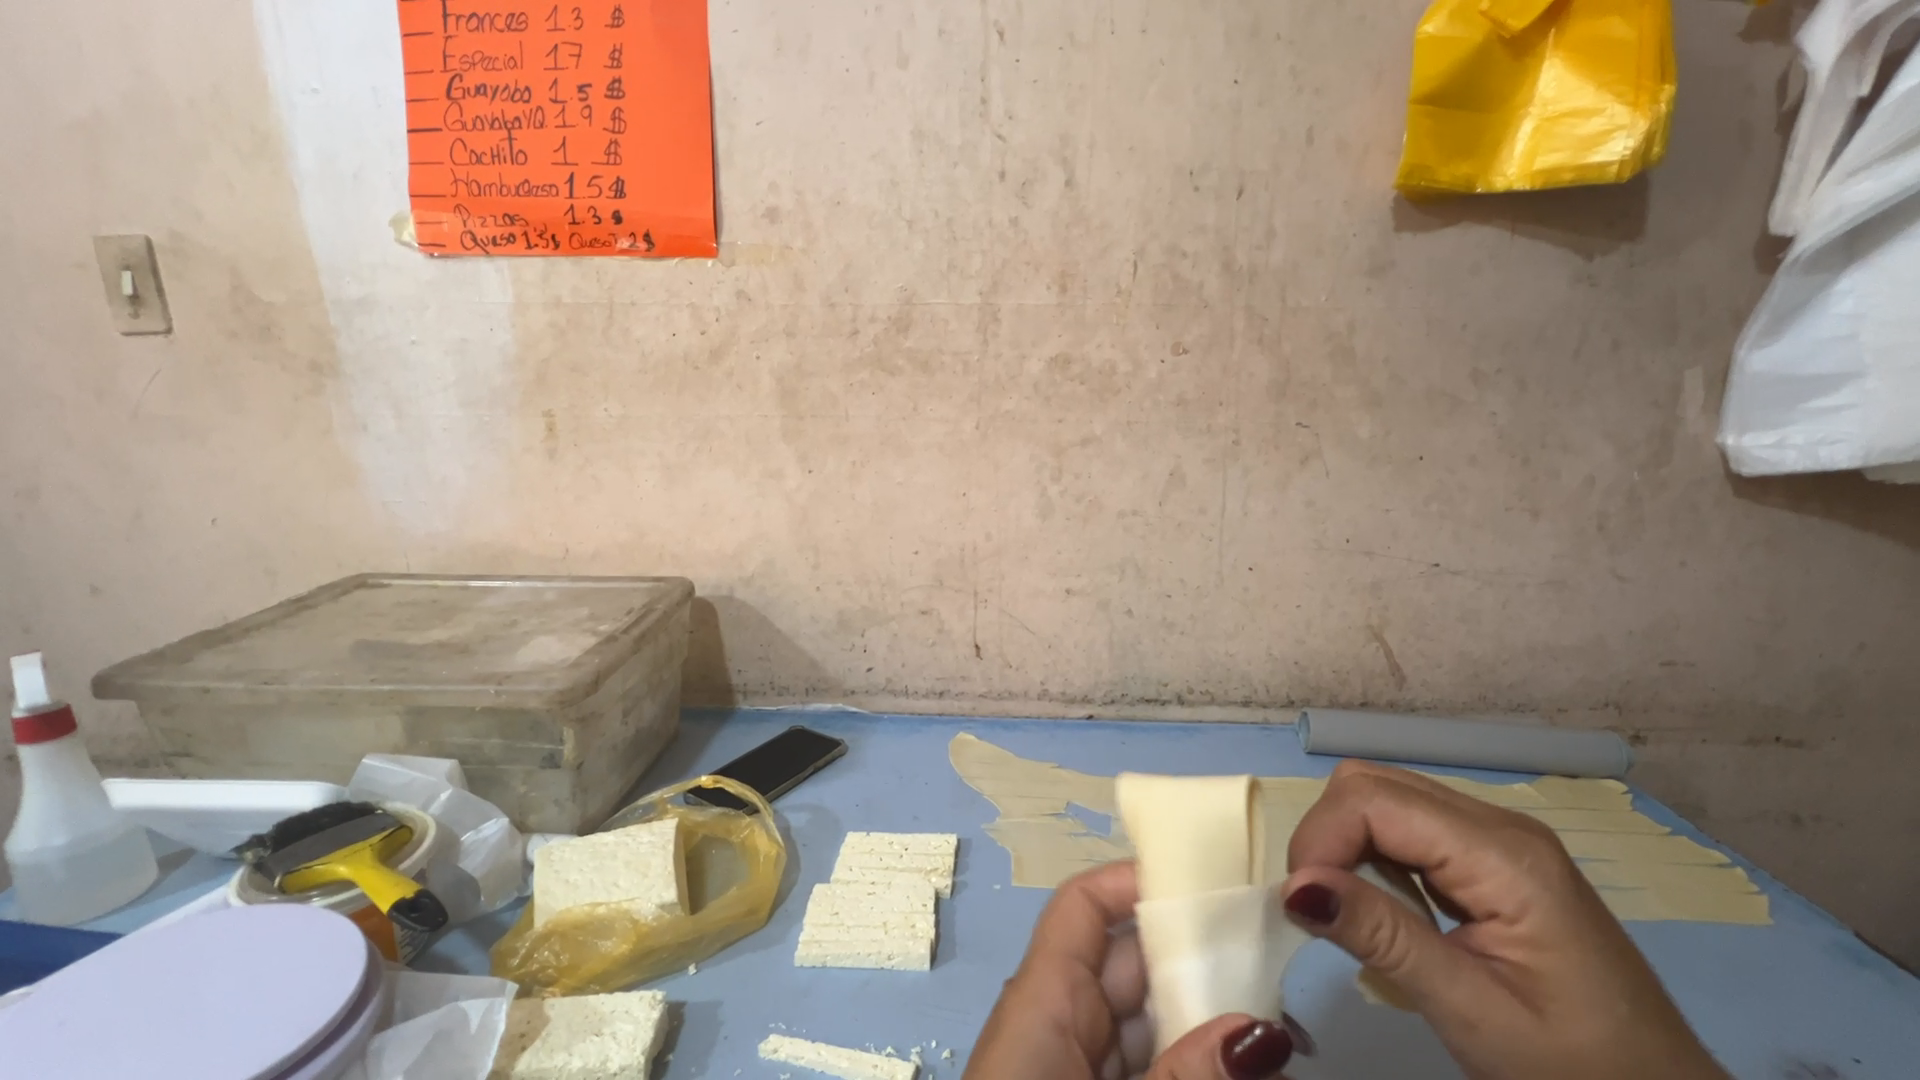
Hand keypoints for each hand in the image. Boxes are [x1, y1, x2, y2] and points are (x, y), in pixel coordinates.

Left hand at [966, 860, 1296, 1079]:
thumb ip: (1186, 1076)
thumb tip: (1265, 1031)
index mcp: (1043, 1002)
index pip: (1084, 908)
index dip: (1139, 880)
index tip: (1213, 879)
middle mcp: (1059, 1023)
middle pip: (1132, 963)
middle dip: (1201, 958)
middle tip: (1280, 966)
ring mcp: (1077, 1067)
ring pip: (1149, 1022)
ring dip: (1209, 1020)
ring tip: (1287, 1031)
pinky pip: (1150, 1066)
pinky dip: (1195, 1064)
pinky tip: (1251, 1071)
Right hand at [1282, 761, 1729, 1079]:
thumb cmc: (1574, 1066)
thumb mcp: (1472, 1012)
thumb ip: (1382, 937)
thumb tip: (1294, 885)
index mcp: (1503, 855)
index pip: (1373, 800)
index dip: (1321, 838)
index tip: (1301, 904)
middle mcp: (1498, 824)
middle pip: (1373, 784)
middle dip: (1327, 836)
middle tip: (1320, 908)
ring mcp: (1497, 837)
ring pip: (1384, 798)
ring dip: (1346, 845)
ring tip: (1350, 913)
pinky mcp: (1491, 856)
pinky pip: (1407, 826)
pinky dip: (1372, 855)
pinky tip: (1386, 908)